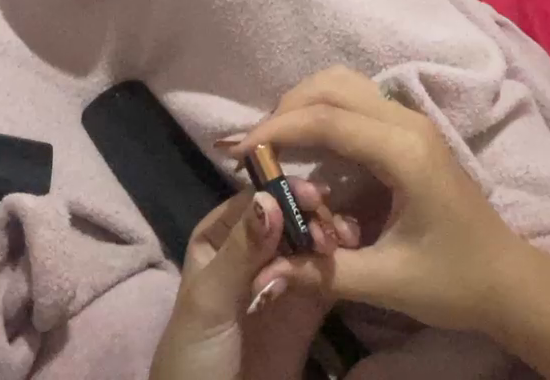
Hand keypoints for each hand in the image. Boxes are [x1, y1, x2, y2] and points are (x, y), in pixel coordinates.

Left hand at [147, 181, 351, 379]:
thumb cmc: (195, 357)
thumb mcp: (210, 301)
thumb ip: (241, 251)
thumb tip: (269, 198)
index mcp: (220, 236)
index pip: (257, 199)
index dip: (286, 192)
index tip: (316, 195)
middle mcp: (254, 248)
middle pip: (290, 215)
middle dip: (313, 214)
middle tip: (334, 228)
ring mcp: (282, 277)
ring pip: (312, 240)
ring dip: (330, 235)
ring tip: (346, 244)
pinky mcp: (307, 307)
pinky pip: (328, 275)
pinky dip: (342, 263)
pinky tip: (354, 260)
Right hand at [231, 67, 531, 333]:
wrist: (508, 280)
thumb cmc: (454, 281)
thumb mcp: (386, 282)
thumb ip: (321, 274)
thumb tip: (262, 273)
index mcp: (404, 151)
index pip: (327, 121)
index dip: (277, 131)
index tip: (238, 153)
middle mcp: (407, 122)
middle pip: (332, 86)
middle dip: (286, 110)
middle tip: (254, 148)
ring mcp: (411, 121)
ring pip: (344, 83)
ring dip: (304, 103)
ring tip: (275, 142)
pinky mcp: (409, 130)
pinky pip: (356, 99)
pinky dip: (322, 109)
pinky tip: (307, 143)